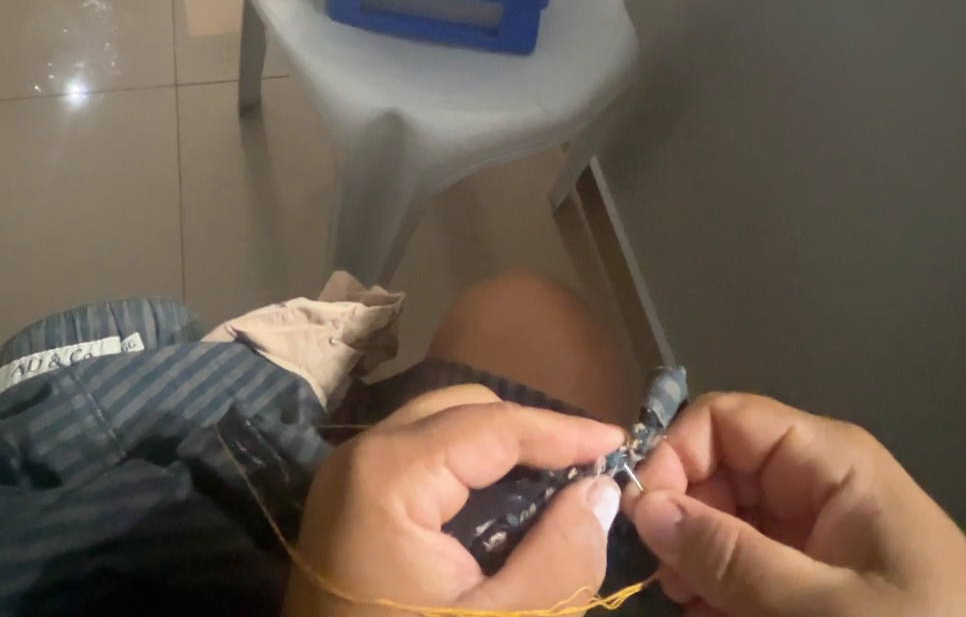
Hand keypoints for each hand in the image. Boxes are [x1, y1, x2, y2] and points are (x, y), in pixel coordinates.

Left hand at [285, 385, 626, 616]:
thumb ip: (561, 556)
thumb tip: (600, 490)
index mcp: (389, 473)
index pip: (491, 424)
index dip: (561, 430)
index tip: (617, 442)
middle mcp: (361, 455)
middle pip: (461, 410)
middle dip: (526, 432)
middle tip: (585, 468)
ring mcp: (348, 478)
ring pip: (439, 427)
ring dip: (498, 449)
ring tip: (555, 481)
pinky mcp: (348, 504)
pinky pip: (418, 459)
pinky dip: (466, 470)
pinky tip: (503, 504)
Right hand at [626, 393, 965, 616]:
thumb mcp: (826, 611)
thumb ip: (731, 558)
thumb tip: (643, 507)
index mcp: (829, 461)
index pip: (725, 419)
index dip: (676, 454)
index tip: (643, 516)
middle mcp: (815, 483)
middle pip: (719, 467)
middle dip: (680, 513)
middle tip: (653, 575)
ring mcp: (814, 533)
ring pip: (725, 517)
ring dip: (692, 555)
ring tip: (677, 602)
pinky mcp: (815, 579)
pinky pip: (747, 561)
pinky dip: (716, 585)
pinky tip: (702, 614)